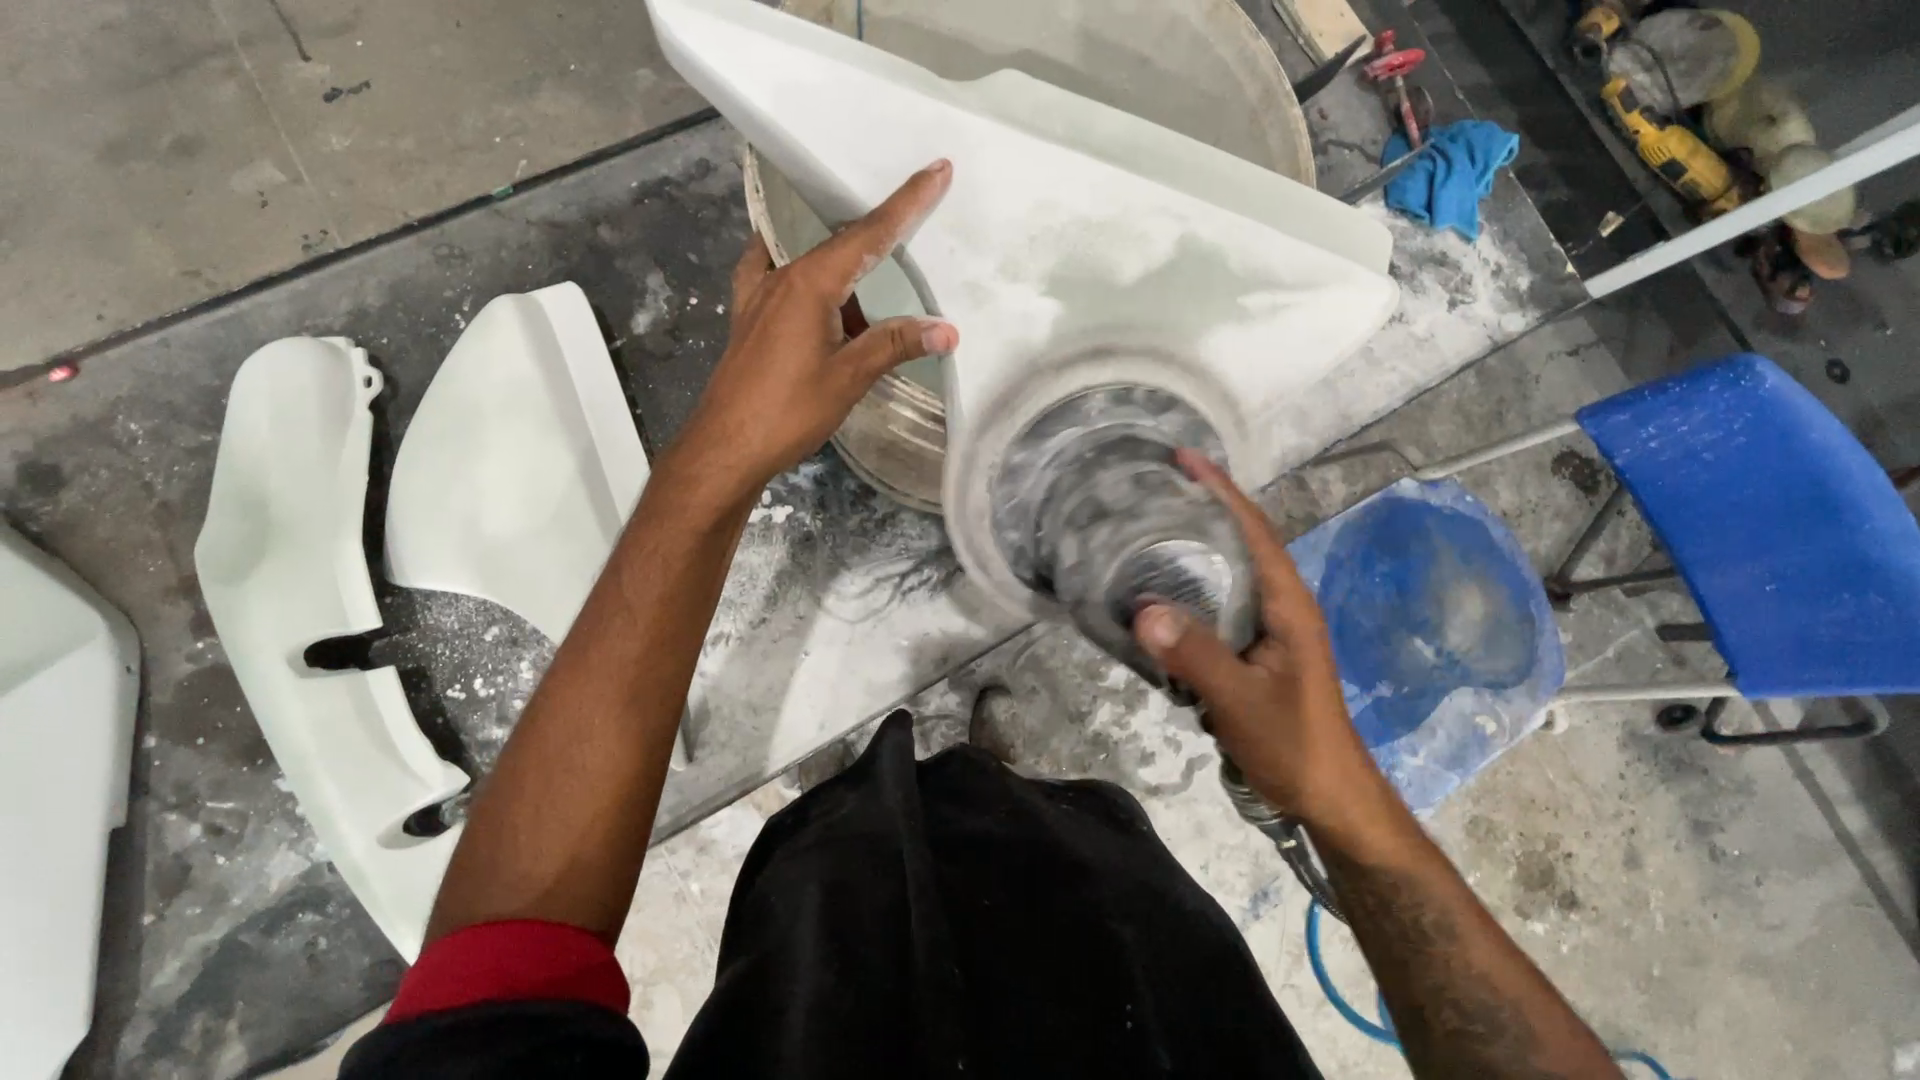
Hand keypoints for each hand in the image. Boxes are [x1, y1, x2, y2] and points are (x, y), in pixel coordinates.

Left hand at [670, 159, 959, 496]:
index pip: (869, 234)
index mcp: (809, 282)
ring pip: (810, 261)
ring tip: (876, 279)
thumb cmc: (788, 411)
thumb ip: (894, 345)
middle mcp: (781, 276)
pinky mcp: (749, 316)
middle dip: (878, 233)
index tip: (937, 171)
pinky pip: (778, 276)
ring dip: (844, 265)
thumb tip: (946, 330)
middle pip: (838, 242)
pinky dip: (804, 275)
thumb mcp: (848, 377)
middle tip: (912, 223)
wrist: (725, 447)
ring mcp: (759, 294)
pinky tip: (813, 289)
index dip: (907, 203)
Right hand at [1133, 450, 1388, 826]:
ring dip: (1194, 550)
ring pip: (1228, 576)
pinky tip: (1158, 597)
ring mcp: (1269, 632)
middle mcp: (1281, 608)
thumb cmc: (1295, 744)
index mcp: (1289, 605)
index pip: (1254, 532)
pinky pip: (1217, 607)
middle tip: (1151, 491)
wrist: (1329, 796)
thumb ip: (1196, 656)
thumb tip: (1142, 610)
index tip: (1184, 458)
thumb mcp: (1242, 701)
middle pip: (1241, 544)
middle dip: (1203, 510)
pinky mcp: (1254, 654)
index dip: (1221, 491)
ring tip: (1146, 531)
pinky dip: (1189, 591)